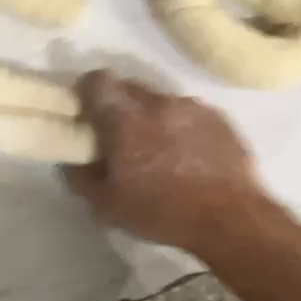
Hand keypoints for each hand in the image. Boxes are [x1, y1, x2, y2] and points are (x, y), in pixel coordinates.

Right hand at [63, 72, 271, 256]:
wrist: (231, 220)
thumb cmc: (160, 212)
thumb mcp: (106, 205)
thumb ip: (80, 178)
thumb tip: (69, 163)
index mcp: (124, 119)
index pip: (97, 81)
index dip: (85, 89)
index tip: (84, 109)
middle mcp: (158, 103)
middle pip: (129, 87)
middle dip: (117, 104)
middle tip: (115, 133)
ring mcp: (194, 108)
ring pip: (160, 100)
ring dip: (150, 116)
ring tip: (155, 147)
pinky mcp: (221, 120)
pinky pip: (189, 113)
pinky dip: (179, 126)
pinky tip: (185, 155)